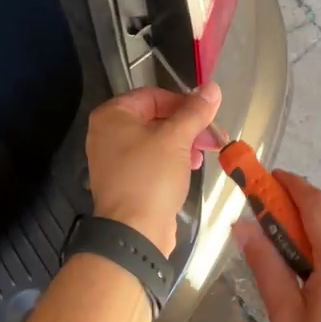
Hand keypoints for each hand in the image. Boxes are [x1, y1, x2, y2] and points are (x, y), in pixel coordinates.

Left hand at [84, 82, 223, 255]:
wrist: (134, 234)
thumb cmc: (151, 176)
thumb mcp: (177, 139)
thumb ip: (195, 112)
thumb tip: (213, 87)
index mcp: (112, 115)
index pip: (152, 95)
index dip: (182, 102)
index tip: (206, 113)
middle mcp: (108, 133)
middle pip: (154, 117)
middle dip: (186, 125)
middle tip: (212, 135)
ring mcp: (114, 159)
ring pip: (155, 140)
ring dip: (183, 143)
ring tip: (204, 154)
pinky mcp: (125, 181)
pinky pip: (151, 161)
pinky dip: (171, 160)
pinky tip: (190, 168)